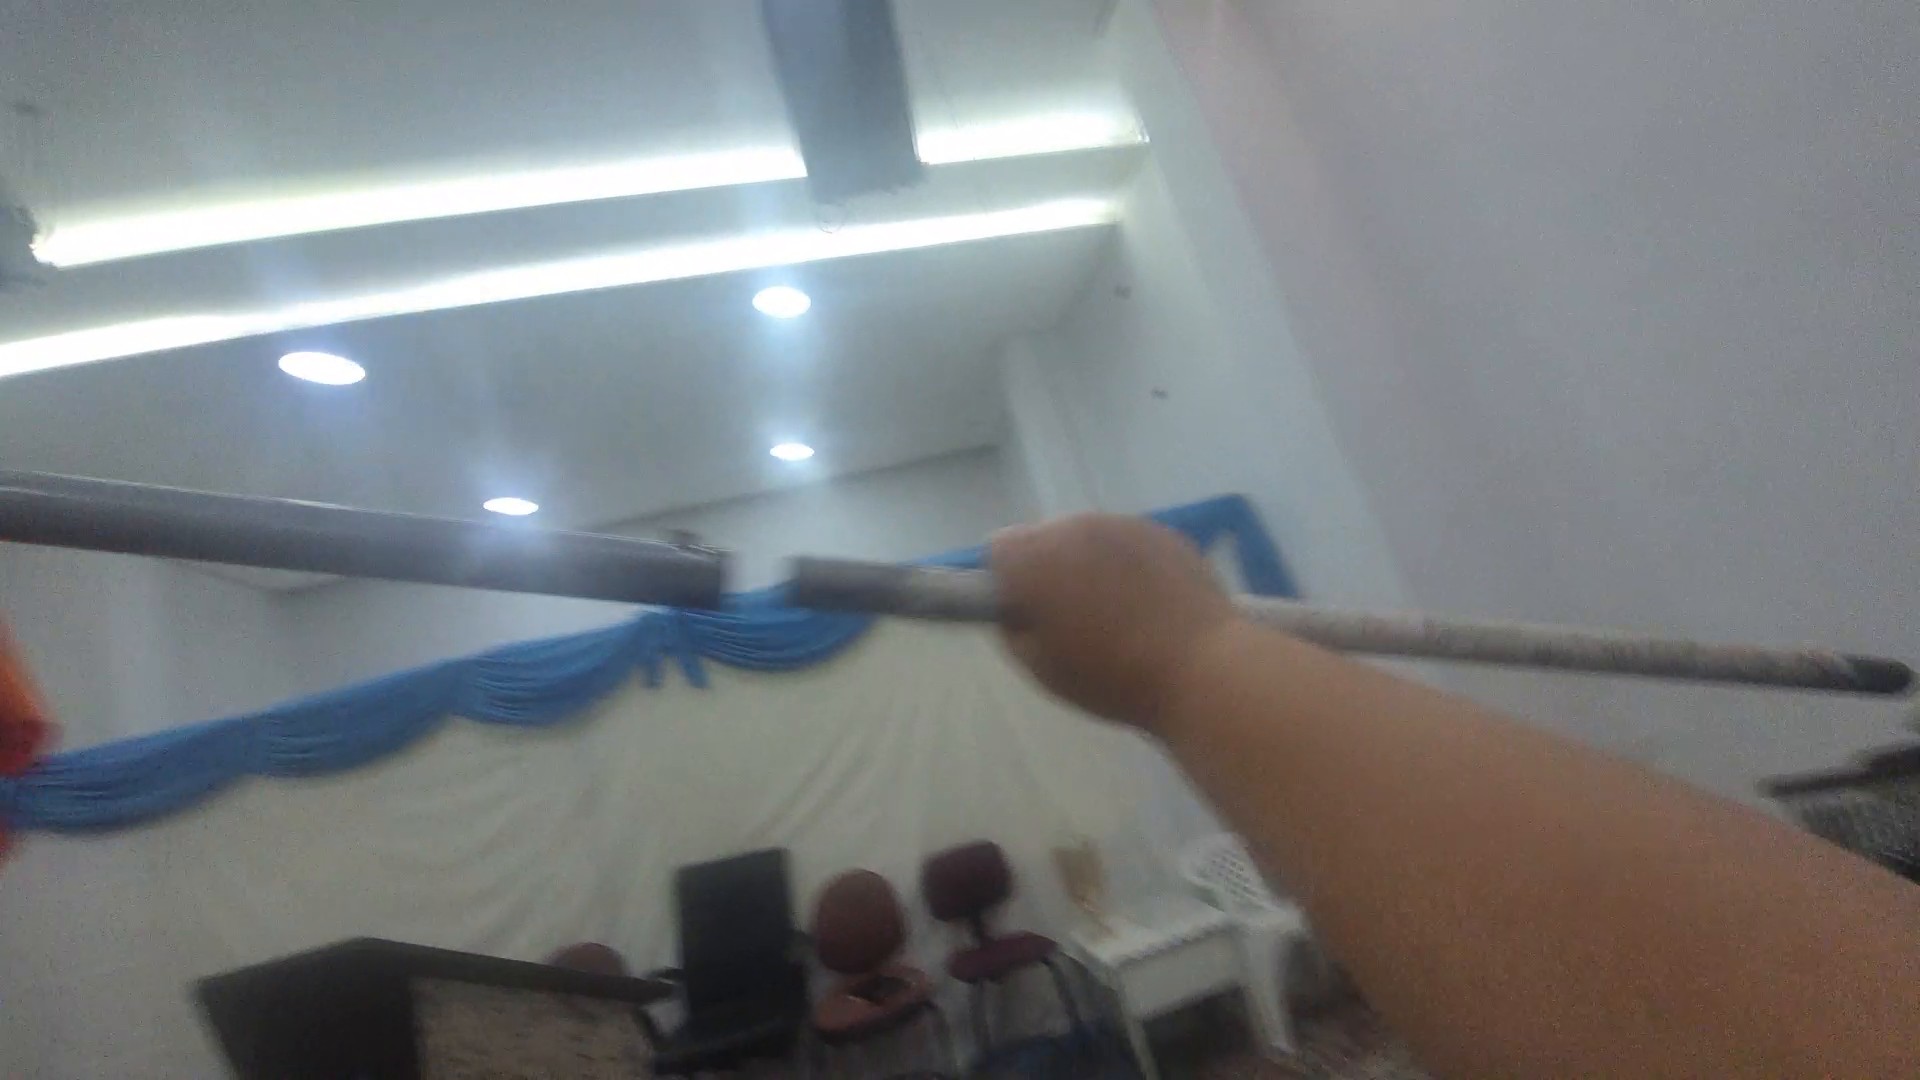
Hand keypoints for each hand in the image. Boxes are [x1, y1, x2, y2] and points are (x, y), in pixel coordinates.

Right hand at [992, 515, 1237, 731]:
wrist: (1201, 669)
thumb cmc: (1111, 677)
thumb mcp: (1041, 667)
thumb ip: (1012, 626)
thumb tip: (1015, 606)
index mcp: (1035, 559)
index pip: (998, 549)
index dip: (1007, 580)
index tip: (1028, 611)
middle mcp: (1073, 527)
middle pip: (1043, 537)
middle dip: (1048, 568)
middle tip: (1073, 616)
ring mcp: (1120, 523)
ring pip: (1085, 536)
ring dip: (1087, 562)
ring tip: (1117, 609)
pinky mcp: (1160, 530)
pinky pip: (1125, 540)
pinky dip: (1126, 562)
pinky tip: (1148, 600)